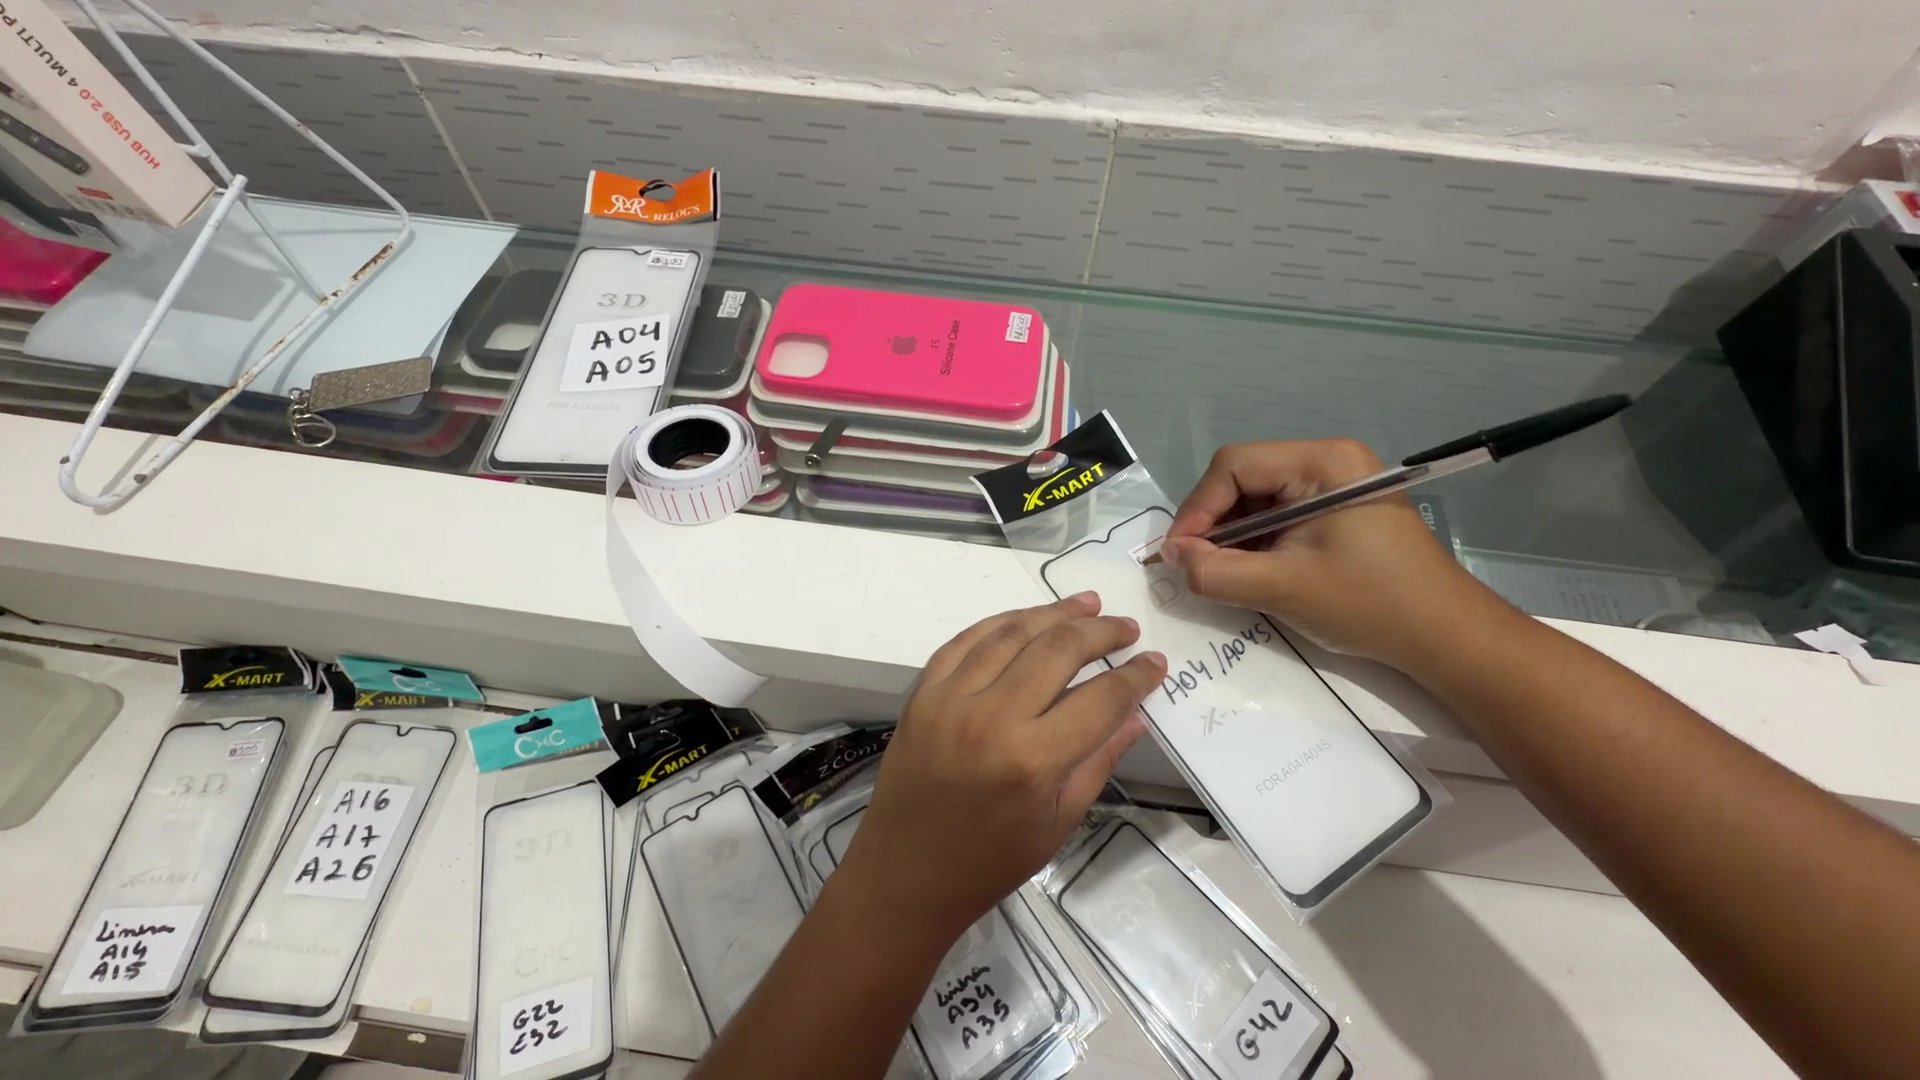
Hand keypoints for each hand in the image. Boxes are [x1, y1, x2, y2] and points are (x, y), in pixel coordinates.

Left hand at [838, 593, 1165, 940]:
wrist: (905, 873)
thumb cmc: (990, 861)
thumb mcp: (1058, 822)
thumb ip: (1098, 760)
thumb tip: (1134, 715)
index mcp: (1033, 760)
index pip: (1101, 699)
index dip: (1136, 676)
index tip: (1156, 662)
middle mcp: (992, 718)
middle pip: (1057, 650)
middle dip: (1100, 632)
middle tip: (1126, 627)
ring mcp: (951, 699)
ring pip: (1011, 633)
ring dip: (1053, 613)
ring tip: (1086, 604)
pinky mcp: (923, 692)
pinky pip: (965, 640)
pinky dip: (1001, 622)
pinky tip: (1027, 618)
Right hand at [1159, 439, 1508, 669]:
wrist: (1446, 637)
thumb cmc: (1370, 605)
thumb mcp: (1283, 590)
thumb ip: (1216, 572)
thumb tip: (1169, 557)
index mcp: (1323, 462)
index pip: (1234, 466)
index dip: (1197, 509)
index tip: (1179, 555)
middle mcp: (1328, 461)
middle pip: (1242, 478)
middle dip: (1213, 523)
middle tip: (1197, 567)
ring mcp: (1334, 485)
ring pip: (1256, 499)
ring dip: (1232, 536)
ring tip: (1224, 574)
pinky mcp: (1336, 511)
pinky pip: (1277, 515)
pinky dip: (1255, 543)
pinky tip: (1253, 573)